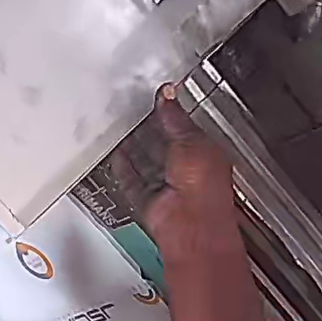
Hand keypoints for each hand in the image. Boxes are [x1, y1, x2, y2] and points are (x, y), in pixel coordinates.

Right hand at [138, 84, 238, 265]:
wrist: (191, 223)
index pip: (184, 127)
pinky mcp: (149, 200)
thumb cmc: (204, 188)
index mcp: (204, 153)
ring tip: (120, 128)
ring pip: (145, 161)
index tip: (157, 97)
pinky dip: (123, 167)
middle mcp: (185, 170)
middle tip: (133, 110)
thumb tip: (168, 96)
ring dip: (133, 146)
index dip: (170, 112)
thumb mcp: (191, 140)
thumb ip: (175, 118)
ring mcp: (166, 186)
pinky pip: (132, 180)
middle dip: (148, 128)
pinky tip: (117, 155)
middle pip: (162, 144)